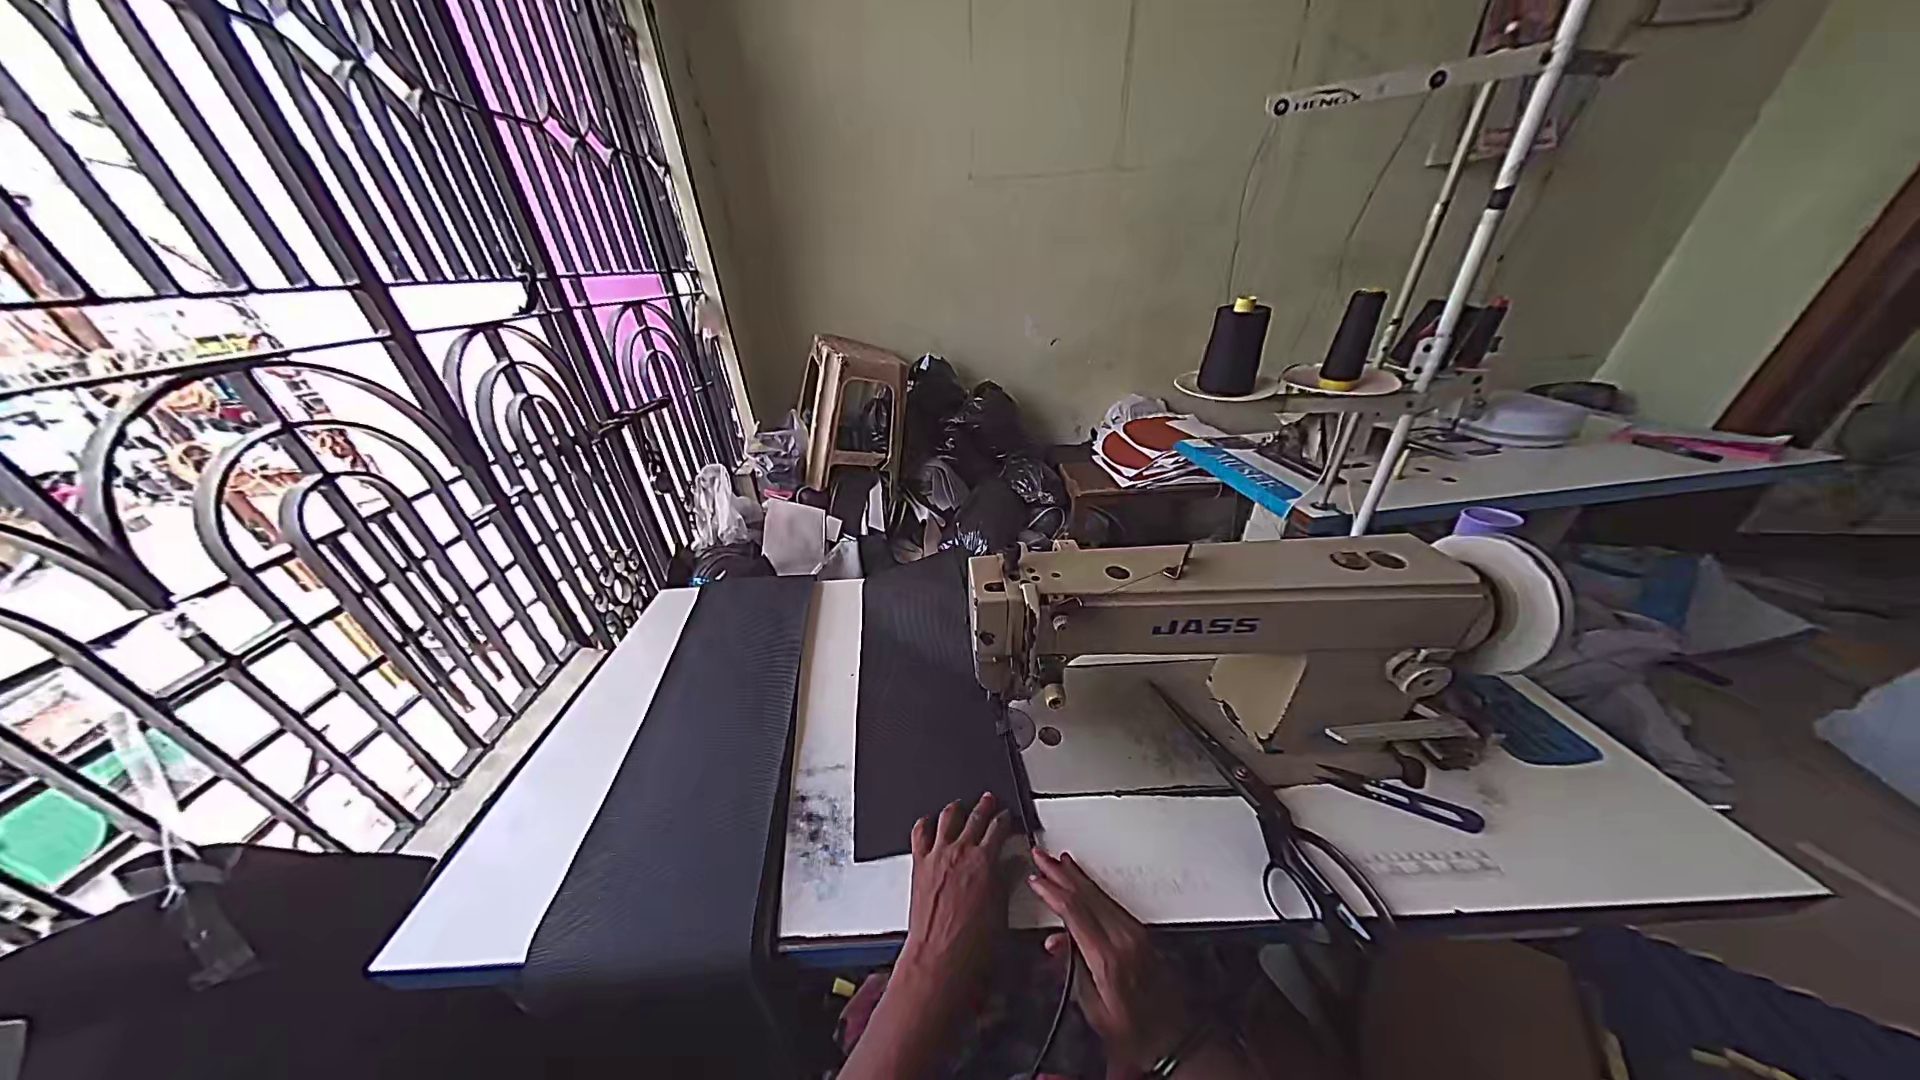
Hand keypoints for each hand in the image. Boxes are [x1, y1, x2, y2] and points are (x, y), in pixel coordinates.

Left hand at [896, 793, 1014, 993]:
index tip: (1006, 817)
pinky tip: (928, 821)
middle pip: (975, 817)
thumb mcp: (1001, 910)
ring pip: (948, 817)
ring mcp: (938, 855)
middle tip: (988, 800)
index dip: (1004, 819)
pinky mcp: (920, 863)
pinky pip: (920, 833)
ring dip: (957, 808)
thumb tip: (1013, 866)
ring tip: (960, 804)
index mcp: (985, 861)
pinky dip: (925, 824)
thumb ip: (1007, 880)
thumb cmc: (972, 945)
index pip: (999, 828)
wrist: (940, 960)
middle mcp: (961, 852)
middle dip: (984, 805)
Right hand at [1027, 849, 1190, 1072]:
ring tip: (1055, 860)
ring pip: (1098, 892)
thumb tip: (1054, 943)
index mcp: (1108, 958)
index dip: (1051, 892)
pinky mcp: (1138, 931)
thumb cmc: (1134, 1032)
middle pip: (1085, 894)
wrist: (1173, 1039)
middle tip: (1040, 856)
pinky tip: (1081, 878)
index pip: (1074, 911)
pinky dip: (1089, 885)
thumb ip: (1072, 970)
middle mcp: (1123, 938)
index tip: (1035, 881)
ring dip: (1074, 874)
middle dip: (1059, 872)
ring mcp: (1133, 932)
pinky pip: (1108, 899)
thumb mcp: (1094, 1010)